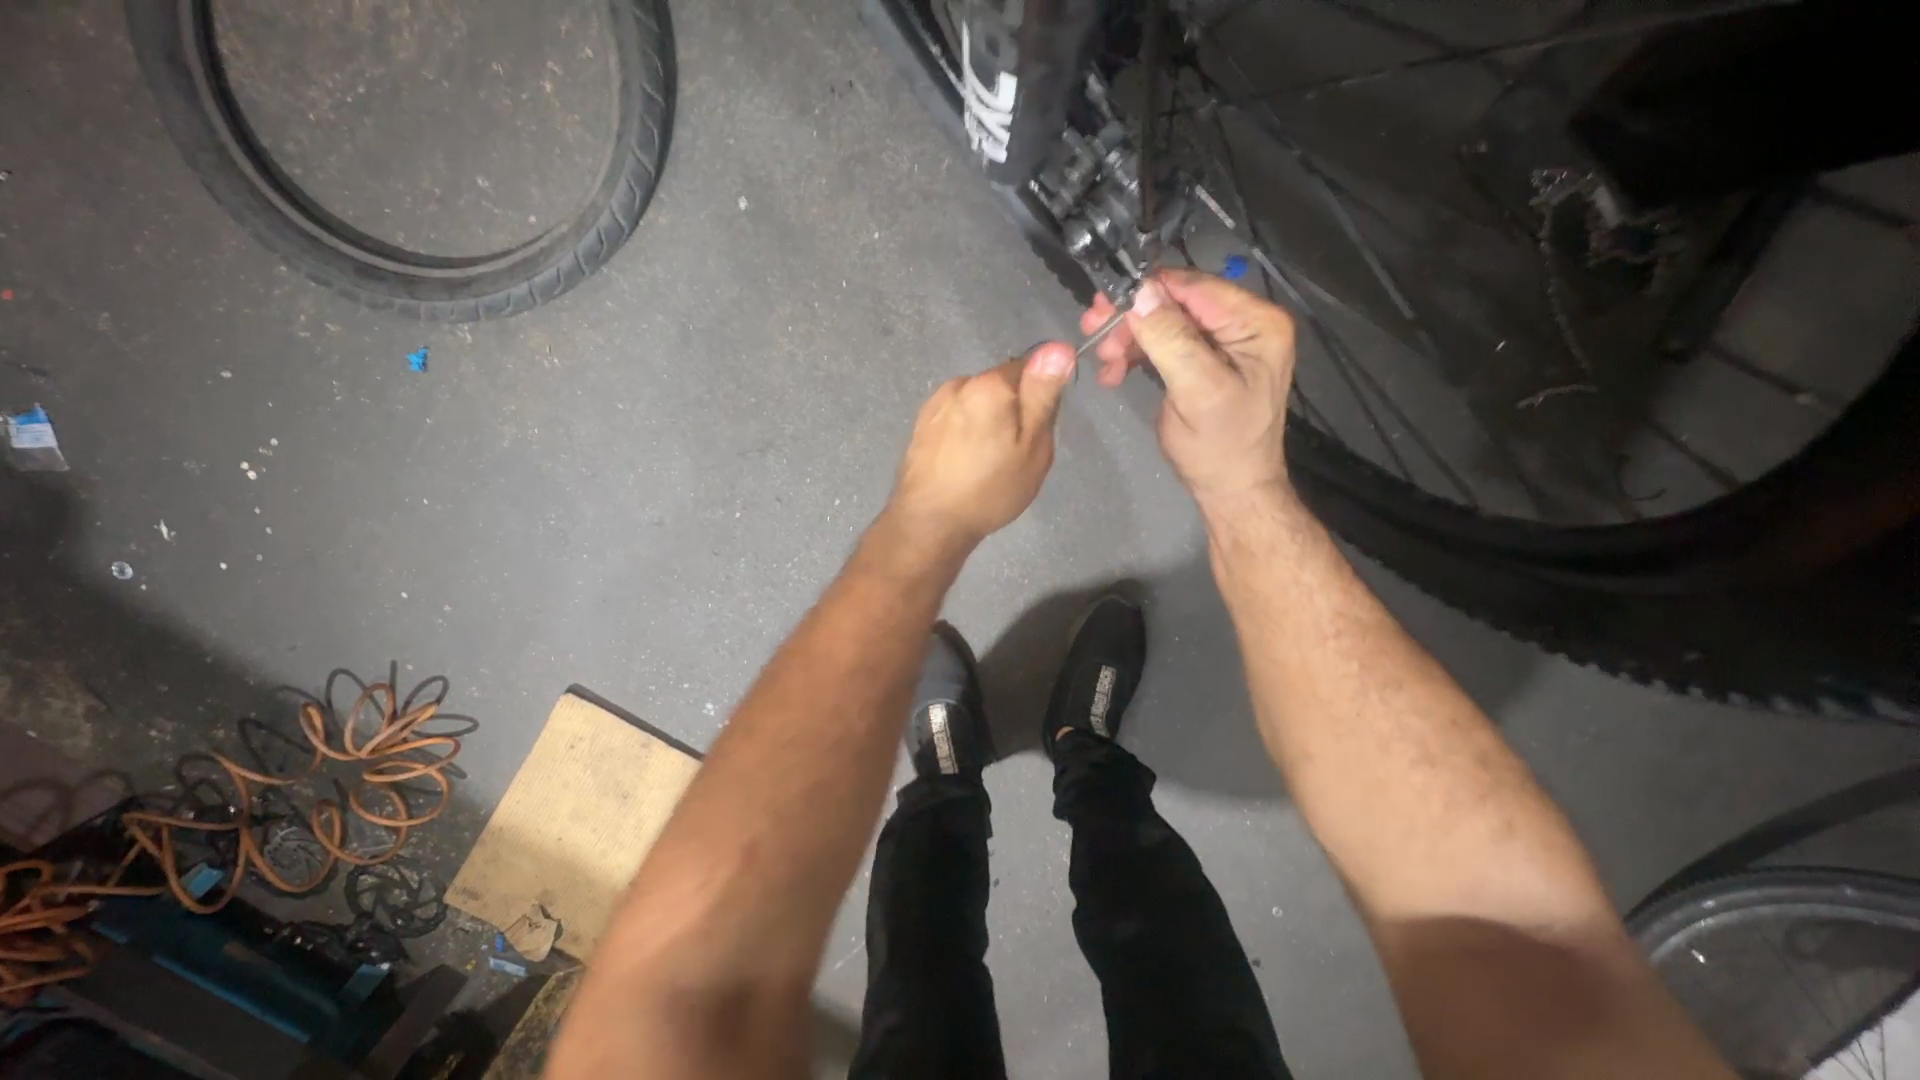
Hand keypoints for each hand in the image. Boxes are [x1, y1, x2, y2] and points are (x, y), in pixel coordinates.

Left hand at [886, 343, 1075, 547]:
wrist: (929, 523)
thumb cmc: (989, 488)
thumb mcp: (1033, 445)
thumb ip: (1043, 394)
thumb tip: (1058, 348)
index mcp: (989, 384)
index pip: (1029, 366)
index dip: (1041, 396)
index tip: (1038, 430)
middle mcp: (959, 383)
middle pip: (1002, 386)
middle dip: (1013, 411)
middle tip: (1016, 453)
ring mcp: (936, 404)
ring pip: (978, 403)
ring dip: (988, 423)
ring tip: (988, 463)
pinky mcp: (922, 426)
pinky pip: (957, 419)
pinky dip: (967, 434)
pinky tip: (966, 464)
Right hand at [1083, 269, 1296, 501]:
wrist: (1231, 489)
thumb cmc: (1220, 446)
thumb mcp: (1197, 390)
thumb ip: (1171, 339)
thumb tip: (1140, 292)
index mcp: (1257, 322)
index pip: (1195, 287)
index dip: (1147, 293)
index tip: (1104, 308)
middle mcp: (1245, 323)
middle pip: (1177, 301)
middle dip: (1133, 318)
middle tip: (1094, 332)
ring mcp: (1224, 342)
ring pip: (1165, 320)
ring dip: (1129, 337)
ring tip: (1104, 362)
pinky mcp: (1204, 359)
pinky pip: (1164, 342)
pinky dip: (1136, 353)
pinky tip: (1114, 371)